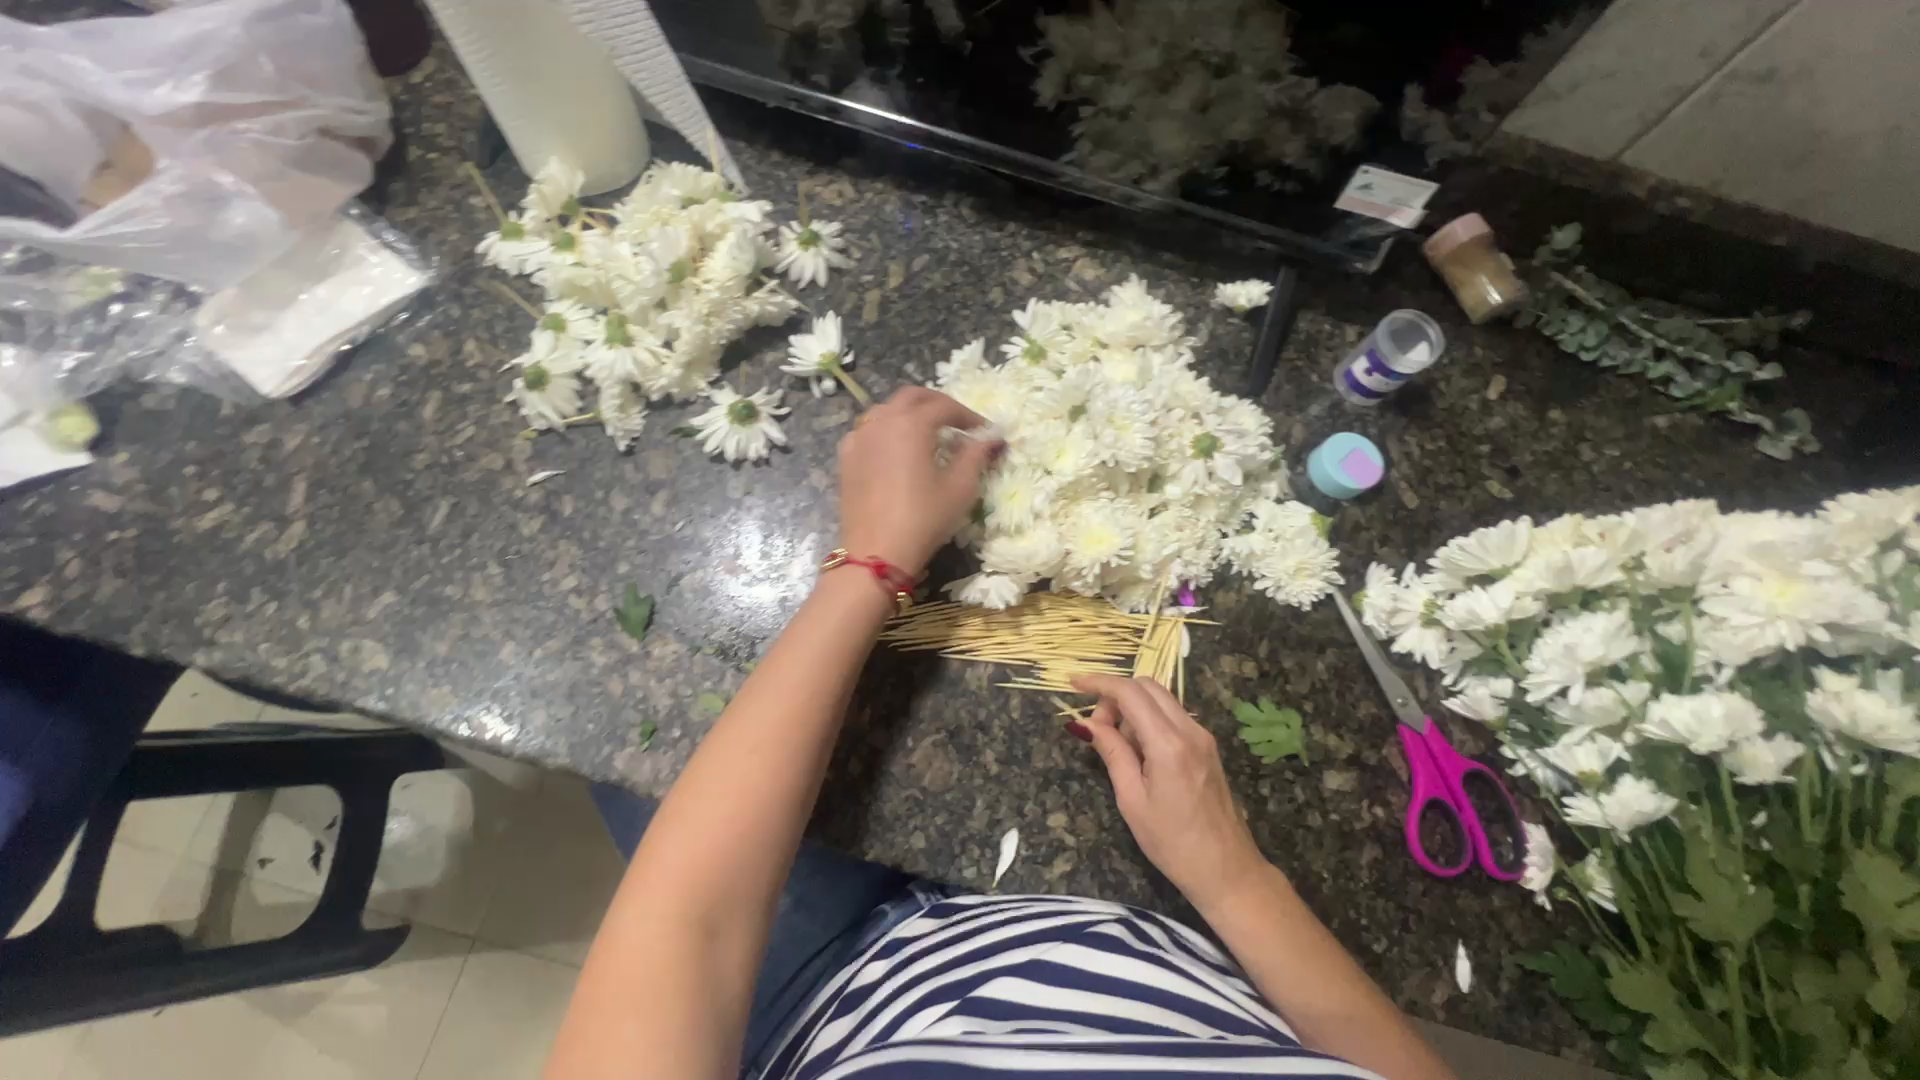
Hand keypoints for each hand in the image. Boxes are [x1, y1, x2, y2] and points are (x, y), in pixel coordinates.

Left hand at [836, 387, 1001, 576]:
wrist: (876, 554)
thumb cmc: (923, 519)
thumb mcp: (960, 488)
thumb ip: (976, 455)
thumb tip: (992, 437)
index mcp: (911, 424)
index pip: (944, 406)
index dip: (967, 415)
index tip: (983, 431)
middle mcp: (882, 421)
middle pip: (911, 396)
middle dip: (937, 403)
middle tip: (956, 421)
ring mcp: (859, 438)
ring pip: (886, 409)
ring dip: (909, 413)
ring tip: (927, 432)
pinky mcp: (846, 457)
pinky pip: (868, 430)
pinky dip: (886, 429)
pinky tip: (896, 449)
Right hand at [1070, 674, 1268, 909]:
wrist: (1226, 870)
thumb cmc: (1172, 843)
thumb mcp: (1132, 799)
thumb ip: (1112, 752)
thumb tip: (1087, 723)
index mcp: (1168, 744)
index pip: (1130, 693)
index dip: (1099, 682)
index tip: (1073, 683)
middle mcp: (1190, 730)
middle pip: (1147, 686)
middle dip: (1115, 695)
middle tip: (1096, 727)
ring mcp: (1202, 736)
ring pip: (1161, 699)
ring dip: (1132, 707)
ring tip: (1115, 744)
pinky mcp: (1206, 747)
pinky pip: (1172, 716)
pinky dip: (1149, 719)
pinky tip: (1138, 750)